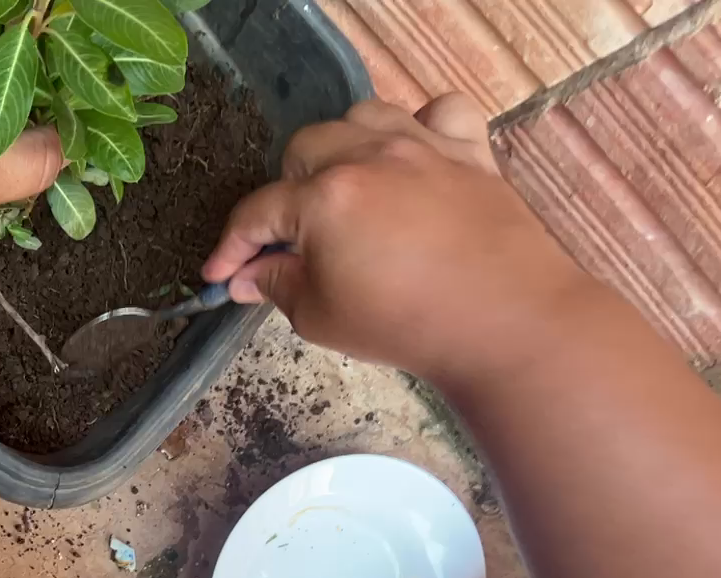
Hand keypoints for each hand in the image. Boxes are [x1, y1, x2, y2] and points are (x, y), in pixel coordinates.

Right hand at [202, 95, 611, 385]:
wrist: (502, 322)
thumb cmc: (398, 323)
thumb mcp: (315, 315)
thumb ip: (273, 284)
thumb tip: (243, 276)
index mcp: (324, 198)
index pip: (255, 213)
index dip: (228, 248)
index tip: (217, 275)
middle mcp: (369, 156)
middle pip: (302, 150)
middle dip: (282, 194)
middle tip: (287, 240)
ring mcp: (423, 145)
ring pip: (360, 117)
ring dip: (338, 151)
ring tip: (339, 193)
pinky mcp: (469, 151)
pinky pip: (439, 110)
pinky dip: (416, 128)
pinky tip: (407, 161)